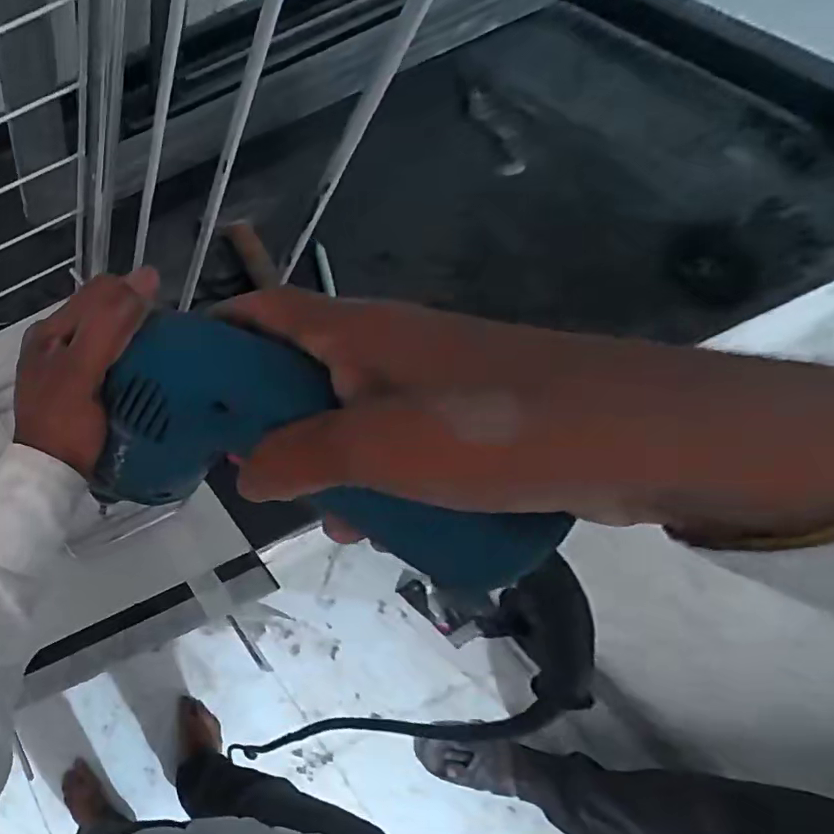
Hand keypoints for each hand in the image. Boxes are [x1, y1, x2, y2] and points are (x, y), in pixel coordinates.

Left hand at [13, 269, 155, 476]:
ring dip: (132, 335)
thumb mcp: (82, 370)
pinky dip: (126, 355)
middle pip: (101, 309)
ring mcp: (63, 363)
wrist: (51, 474)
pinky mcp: (76, 384)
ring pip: (106, 332)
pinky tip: (142, 368)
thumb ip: (108, 325)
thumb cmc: (64, 423)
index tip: (160, 319)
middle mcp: (52, 340)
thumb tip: (146, 277)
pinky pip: (106, 356)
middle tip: (161, 338)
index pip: (98, 291)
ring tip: (157, 351)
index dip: (133, 294)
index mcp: (47, 330)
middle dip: (133, 314)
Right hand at [214, 287, 833, 541]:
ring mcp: (419, 381)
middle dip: (253, 414)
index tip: (173, 371)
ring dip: (310, 458)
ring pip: (334, 414)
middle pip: (289, 368)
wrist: (661, 441)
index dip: (212, 329)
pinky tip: (365, 523)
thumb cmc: (497, 428)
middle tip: (223, 458)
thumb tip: (241, 473)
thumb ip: (294, 459)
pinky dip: (362, 476)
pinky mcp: (454, 416)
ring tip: (299, 508)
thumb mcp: (374, 449)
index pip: (260, 310)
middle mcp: (379, 346)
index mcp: (352, 332)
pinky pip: (383, 441)